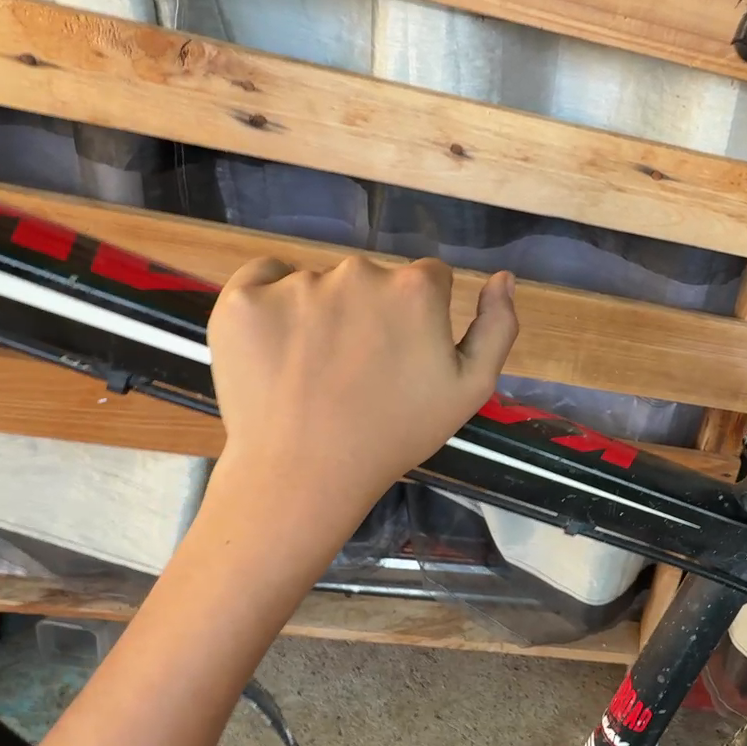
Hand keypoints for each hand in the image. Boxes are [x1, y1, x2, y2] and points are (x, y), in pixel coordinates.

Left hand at [206, 256, 517, 532]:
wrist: (305, 474)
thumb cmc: (398, 433)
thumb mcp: (471, 389)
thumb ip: (498, 327)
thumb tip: (503, 277)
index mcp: (416, 288)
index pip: (429, 278)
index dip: (423, 316)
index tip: (407, 355)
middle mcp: (359, 271)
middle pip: (376, 279)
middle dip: (375, 312)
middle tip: (363, 370)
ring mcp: (296, 283)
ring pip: (322, 284)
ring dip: (325, 312)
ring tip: (317, 370)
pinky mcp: (243, 299)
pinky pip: (264, 279)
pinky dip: (272, 302)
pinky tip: (279, 345)